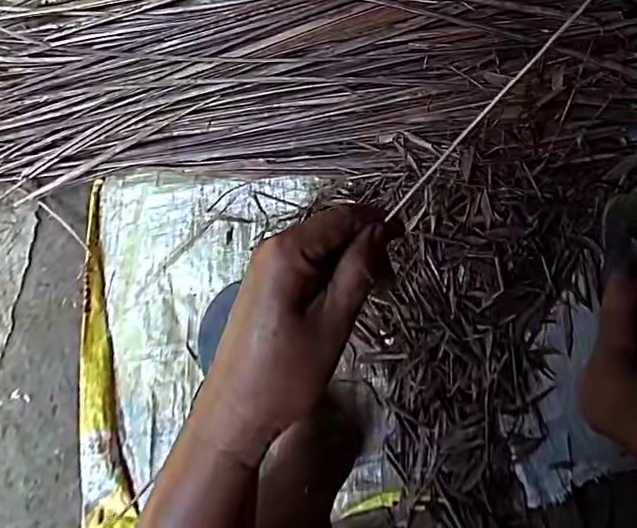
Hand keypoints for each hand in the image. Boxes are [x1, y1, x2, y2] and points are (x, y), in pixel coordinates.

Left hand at [190, 205, 396, 466]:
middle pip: (331, 228)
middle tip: (390, 277)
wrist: (233, 420)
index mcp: (287, 250)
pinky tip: (345, 296)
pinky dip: (332, 272)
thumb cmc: (284, 375)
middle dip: (364, 243)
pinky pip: (308, 262)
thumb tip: (381, 229)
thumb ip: (358, 269)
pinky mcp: (267, 283)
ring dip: (350, 259)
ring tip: (373, 289)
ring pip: (322, 246)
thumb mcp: (332, 322)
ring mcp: (266, 265)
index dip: (375, 221)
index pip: (341, 216)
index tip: (404, 236)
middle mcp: (273, 247)